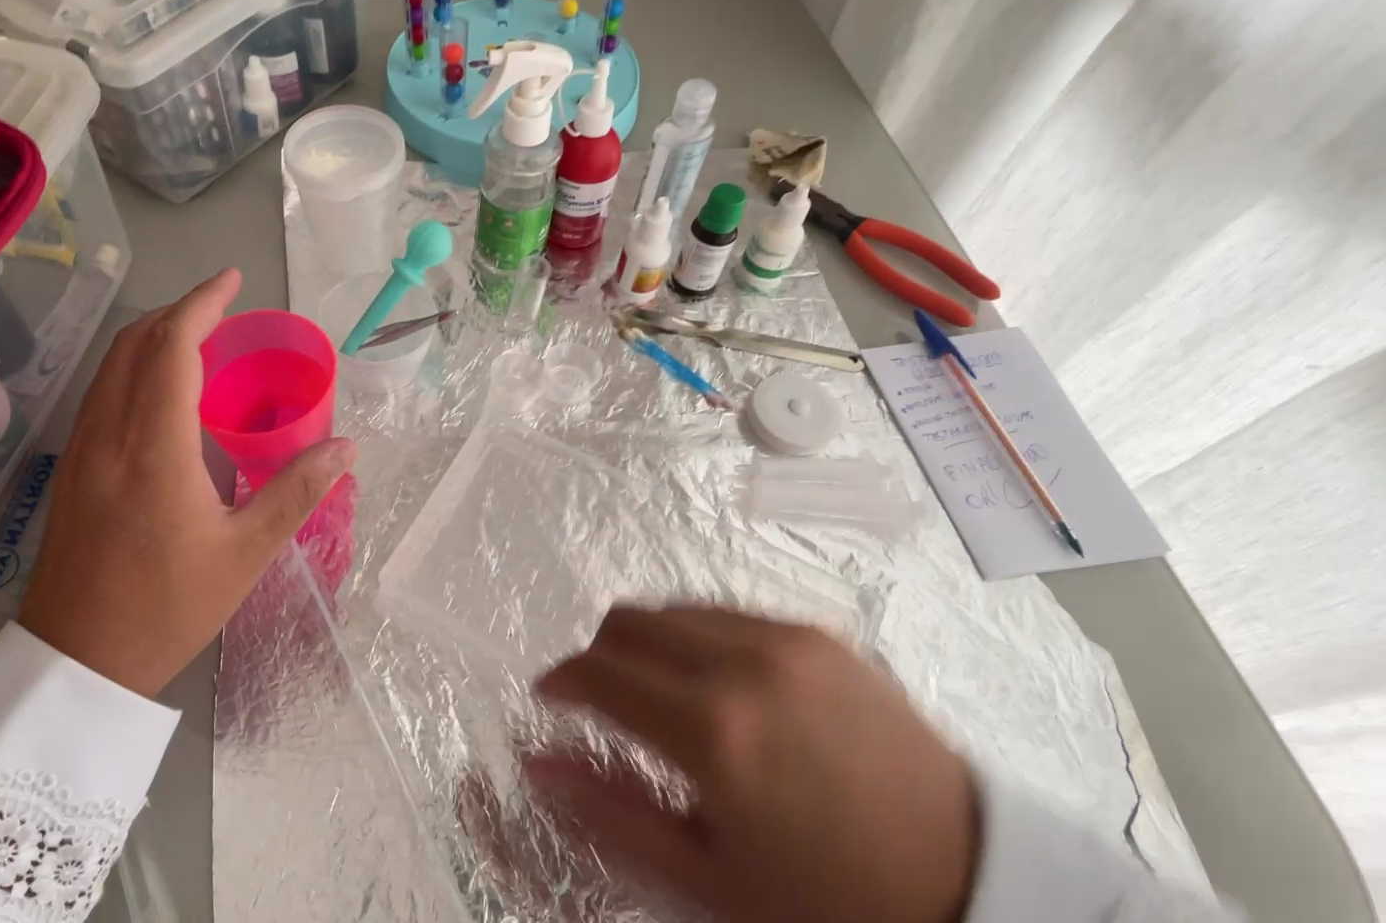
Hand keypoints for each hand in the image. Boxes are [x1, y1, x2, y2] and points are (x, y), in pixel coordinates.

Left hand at [18, 269, 355, 698]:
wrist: (78, 662)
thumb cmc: (167, 609)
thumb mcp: (244, 555)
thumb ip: (295, 492)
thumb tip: (344, 448)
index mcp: (154, 448)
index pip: (172, 348)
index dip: (202, 304)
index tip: (232, 280)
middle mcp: (109, 435)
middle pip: (135, 344)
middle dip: (178, 312)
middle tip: (223, 308)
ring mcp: (81, 451)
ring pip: (111, 367)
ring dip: (153, 338)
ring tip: (198, 340)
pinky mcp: (71, 471)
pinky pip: (102, 394)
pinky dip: (134, 369)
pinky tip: (163, 394)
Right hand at [528, 606, 978, 922]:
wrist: (966, 877)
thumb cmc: (824, 898)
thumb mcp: (705, 878)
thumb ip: (609, 811)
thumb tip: (535, 763)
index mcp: (712, 729)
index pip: (598, 670)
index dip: (561, 680)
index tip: (550, 698)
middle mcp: (745, 662)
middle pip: (629, 620)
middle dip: (599, 654)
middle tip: (602, 701)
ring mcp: (789, 639)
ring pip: (676, 607)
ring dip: (649, 642)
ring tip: (664, 696)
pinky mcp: (822, 633)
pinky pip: (730, 612)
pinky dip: (700, 638)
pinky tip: (721, 687)